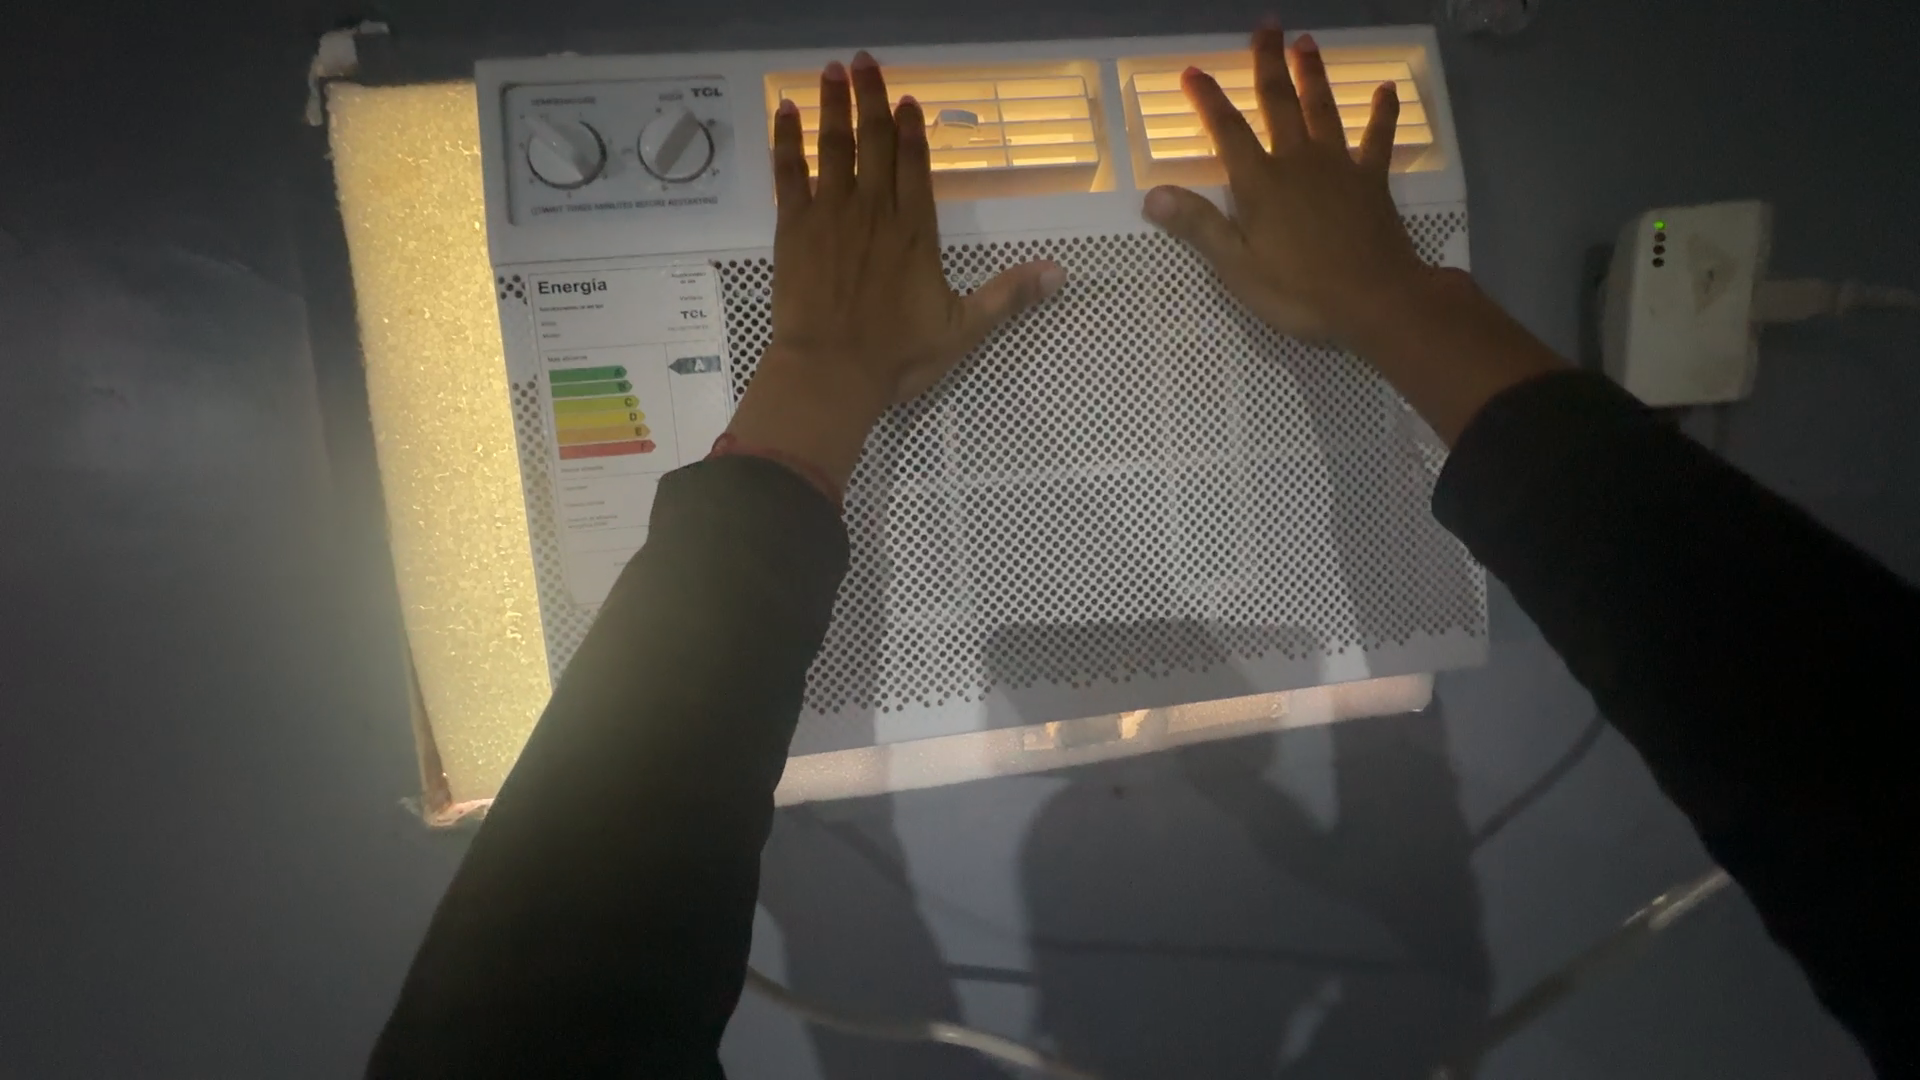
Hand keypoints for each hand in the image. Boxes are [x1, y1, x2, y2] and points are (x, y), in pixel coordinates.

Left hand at [725, 52, 1066, 492]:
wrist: (831, 372)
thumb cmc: (898, 357)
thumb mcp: (963, 331)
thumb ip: (1007, 296)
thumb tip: (1058, 273)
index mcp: (915, 233)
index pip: (914, 166)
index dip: (911, 130)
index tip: (907, 98)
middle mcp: (874, 212)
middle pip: (874, 142)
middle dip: (871, 99)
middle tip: (864, 61)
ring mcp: (830, 216)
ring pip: (833, 147)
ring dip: (833, 106)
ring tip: (831, 71)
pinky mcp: (793, 229)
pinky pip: (788, 173)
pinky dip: (786, 141)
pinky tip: (784, 111)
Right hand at [1142, 25, 1431, 344]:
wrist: (1373, 298)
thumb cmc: (1296, 290)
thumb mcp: (1235, 266)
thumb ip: (1198, 226)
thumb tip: (1152, 194)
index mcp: (1261, 184)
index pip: (1228, 132)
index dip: (1209, 101)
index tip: (1193, 71)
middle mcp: (1298, 162)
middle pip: (1279, 103)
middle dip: (1268, 64)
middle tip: (1266, 26)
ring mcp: (1339, 167)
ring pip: (1324, 109)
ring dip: (1314, 74)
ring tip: (1307, 41)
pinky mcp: (1371, 180)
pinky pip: (1378, 137)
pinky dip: (1383, 112)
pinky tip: (1386, 89)